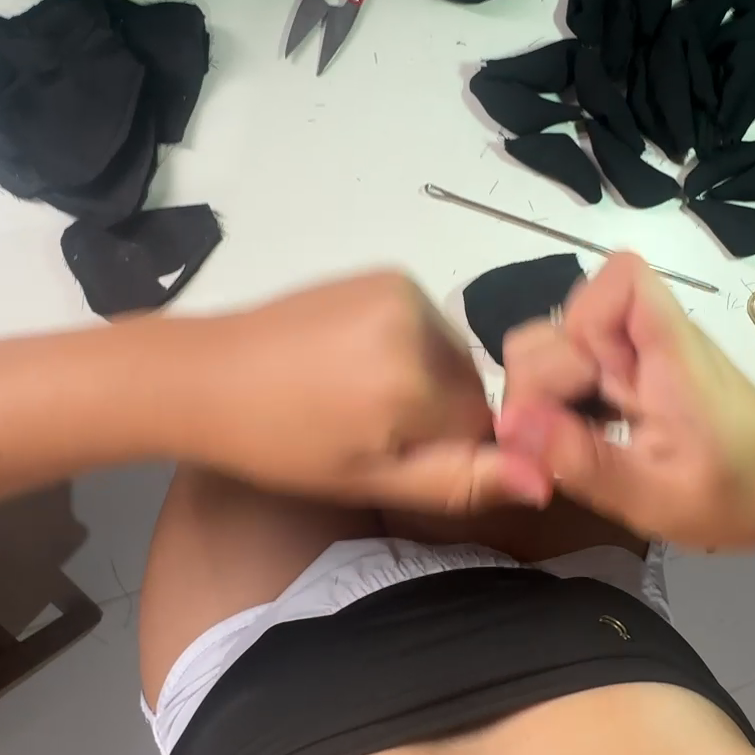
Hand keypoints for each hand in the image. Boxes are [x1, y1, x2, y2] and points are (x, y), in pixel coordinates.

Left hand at [181, 271, 551, 512]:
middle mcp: (419, 321)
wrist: (208, 375)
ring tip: (359, 394)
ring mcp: (402, 288)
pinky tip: (358, 360)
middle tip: (370, 426)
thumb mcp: (369, 480)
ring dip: (425, 378)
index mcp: (413, 381)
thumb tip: (546, 479)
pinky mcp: (387, 274)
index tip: (392, 451)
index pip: (482, 424)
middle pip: (469, 384)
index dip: (443, 447)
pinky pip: (428, 324)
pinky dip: (409, 346)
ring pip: (450, 354)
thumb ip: (458, 480)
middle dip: (436, 411)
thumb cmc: (282, 445)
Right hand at [495, 253, 754, 546]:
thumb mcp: (659, 499)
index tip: (582, 386)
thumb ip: (586, 462)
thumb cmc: (740, 492)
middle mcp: (649, 336)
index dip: (584, 321)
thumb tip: (513, 425)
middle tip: (560, 437)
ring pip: (560, 340)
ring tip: (570, 438)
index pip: (622, 278)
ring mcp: (637, 352)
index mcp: (671, 350)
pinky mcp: (628, 369)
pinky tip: (579, 434)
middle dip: (545, 376)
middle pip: (569, 315)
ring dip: (548, 391)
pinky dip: (560, 398)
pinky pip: (573, 364)